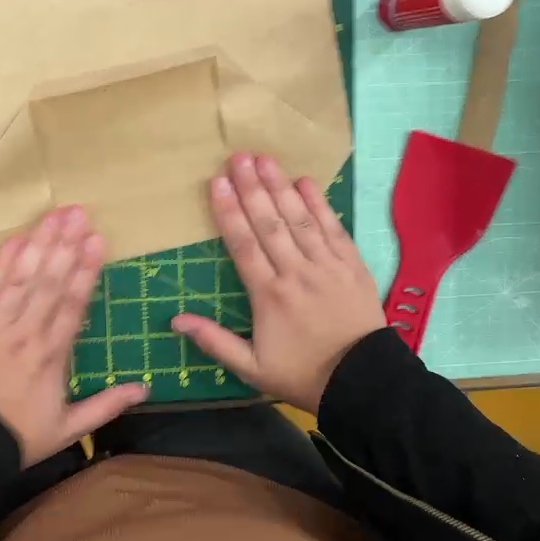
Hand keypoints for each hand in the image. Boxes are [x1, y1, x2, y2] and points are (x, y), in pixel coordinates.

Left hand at [0, 206, 149, 465]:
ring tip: (53, 216)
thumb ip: (106, 406)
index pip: (72, 306)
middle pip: (47, 283)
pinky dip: (0, 264)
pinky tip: (14, 241)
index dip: (86, 271)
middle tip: (78, 212)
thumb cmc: (15, 437)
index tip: (97, 240)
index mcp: (51, 357)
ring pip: (19, 279)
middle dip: (64, 245)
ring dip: (37, 245)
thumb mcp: (67, 429)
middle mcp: (24, 335)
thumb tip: (144, 390)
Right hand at [173, 153, 386, 413]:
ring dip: (281, 187)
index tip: (216, 182)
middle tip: (238, 157)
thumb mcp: (252, 369)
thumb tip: (175, 320)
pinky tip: (306, 181)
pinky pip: (333, 228)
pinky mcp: (352, 265)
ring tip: (265, 159)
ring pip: (300, 219)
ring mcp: (327, 265)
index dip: (229, 211)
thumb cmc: (303, 375)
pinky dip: (320, 204)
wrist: (364, 383)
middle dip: (252, 187)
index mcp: (269, 295)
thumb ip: (214, 341)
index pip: (244, 245)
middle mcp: (296, 273)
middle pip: (270, 223)